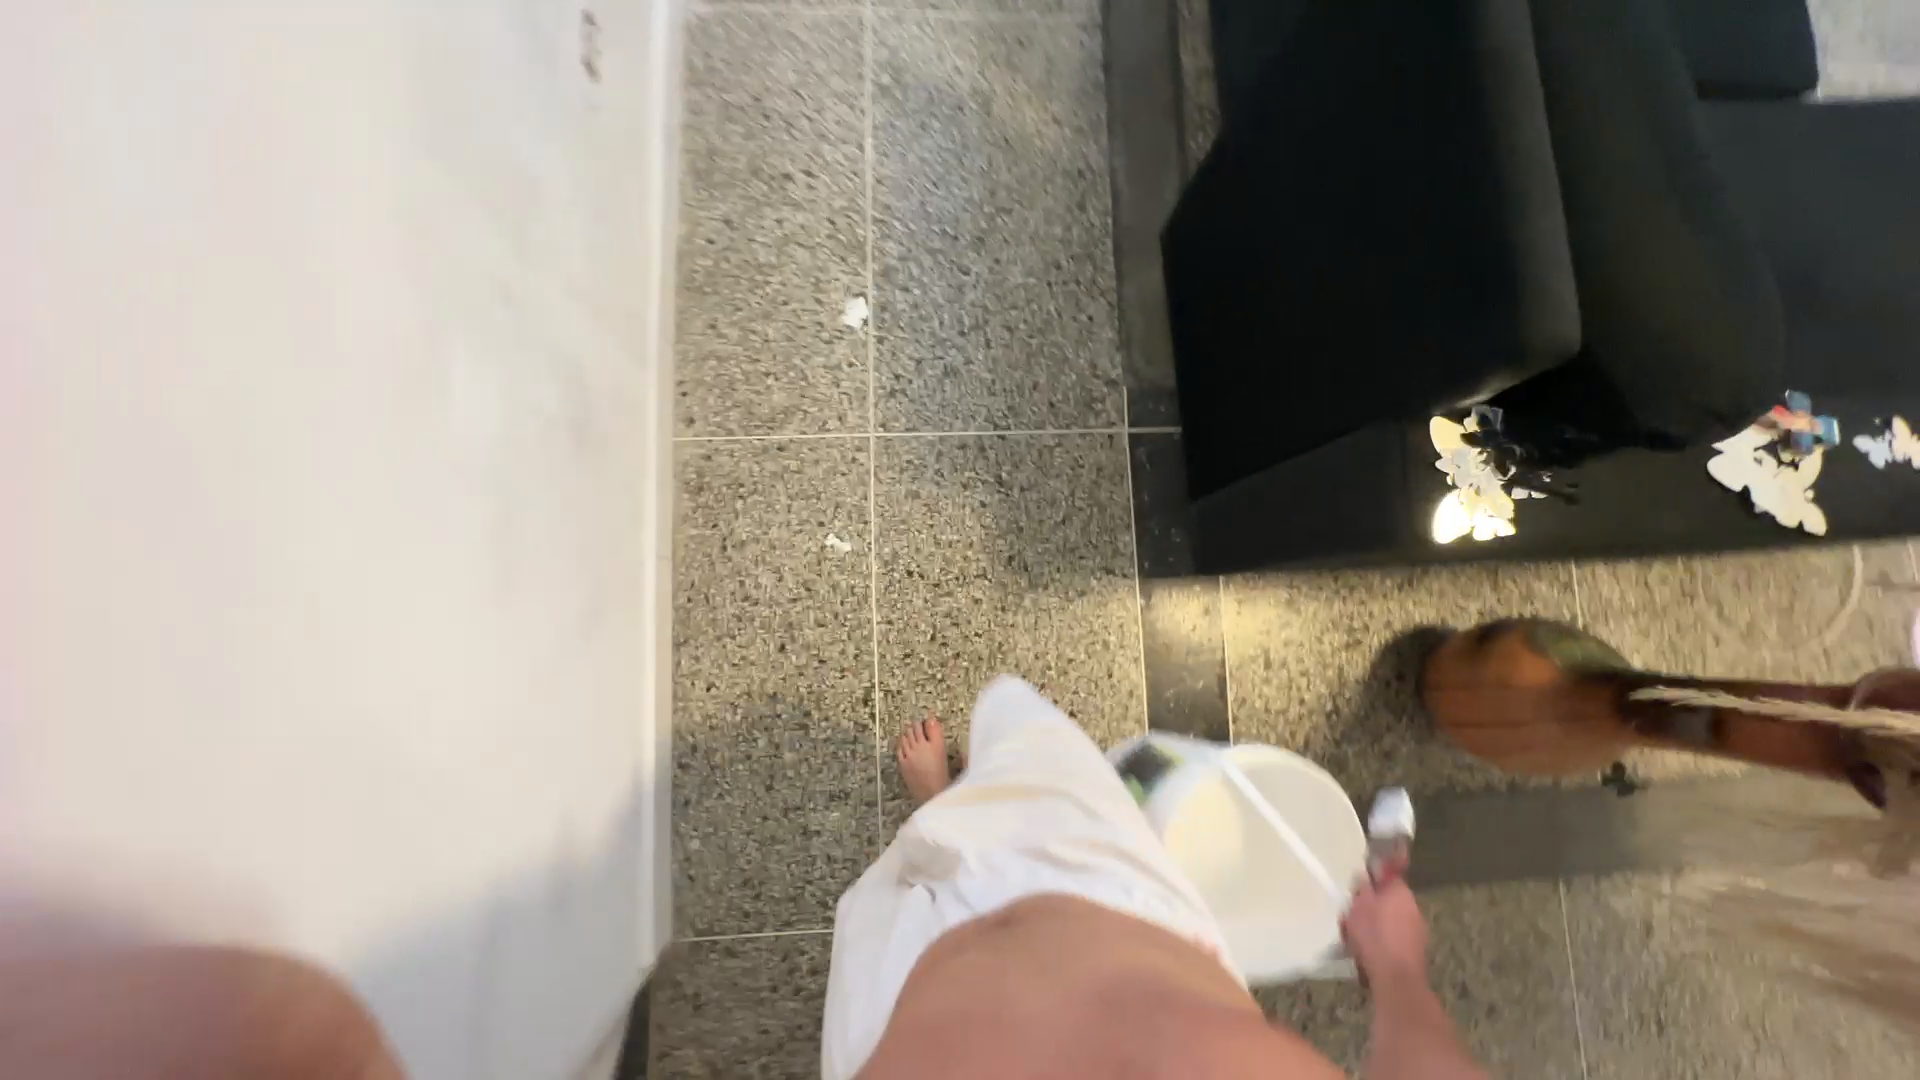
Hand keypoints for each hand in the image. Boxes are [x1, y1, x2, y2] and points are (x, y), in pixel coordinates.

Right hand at [1341, 871, 1428, 989]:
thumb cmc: (1374, 934)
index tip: (1361, 881)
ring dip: (1376, 921)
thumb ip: (1362, 888)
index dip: (1374, 876)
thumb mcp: (1359, 905)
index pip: (1390, 875)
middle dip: (1372, 902)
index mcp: (1400, 892)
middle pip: (1390, 898)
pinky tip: (1367, 948)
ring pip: (1391, 918)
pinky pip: (1394, 936)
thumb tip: (1364, 876)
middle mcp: (1413, 908)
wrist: (1396, 977)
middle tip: (1352, 910)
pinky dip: (1382, 938)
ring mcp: (1417, 930)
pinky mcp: (1415, 950)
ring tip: (1355, 932)